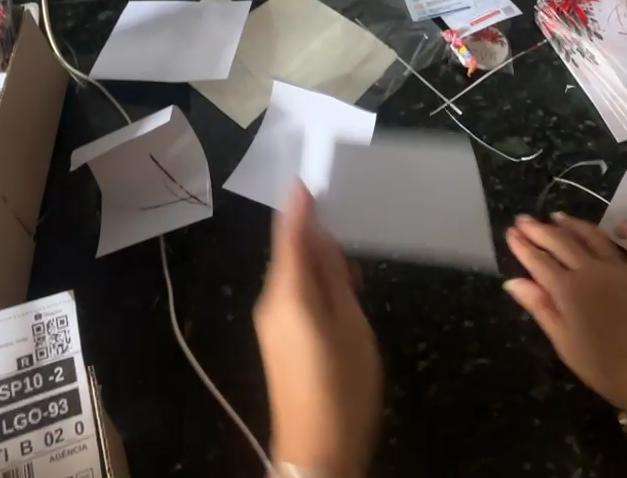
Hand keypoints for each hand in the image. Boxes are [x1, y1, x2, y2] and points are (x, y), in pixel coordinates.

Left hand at [254, 185, 381, 476]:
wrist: (316, 456)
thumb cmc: (341, 387)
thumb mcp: (350, 325)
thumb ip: (334, 277)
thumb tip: (322, 238)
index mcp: (287, 292)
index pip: (290, 235)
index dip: (299, 206)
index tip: (307, 178)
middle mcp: (271, 302)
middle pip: (291, 254)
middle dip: (317, 238)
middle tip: (352, 230)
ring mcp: (271, 324)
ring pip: (295, 277)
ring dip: (320, 265)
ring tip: (355, 273)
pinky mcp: (279, 343)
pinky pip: (295, 298)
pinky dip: (316, 287)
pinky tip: (342, 299)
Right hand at [503, 213, 626, 411]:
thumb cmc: (607, 368)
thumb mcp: (565, 344)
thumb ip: (540, 308)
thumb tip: (513, 281)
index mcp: (567, 290)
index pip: (537, 261)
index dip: (522, 246)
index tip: (509, 233)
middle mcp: (590, 270)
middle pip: (559, 242)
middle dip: (538, 229)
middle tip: (524, 219)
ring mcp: (619, 267)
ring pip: (591, 236)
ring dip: (571, 224)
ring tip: (557, 216)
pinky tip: (620, 225)